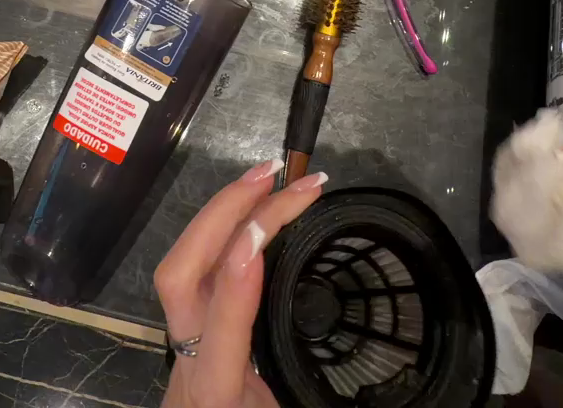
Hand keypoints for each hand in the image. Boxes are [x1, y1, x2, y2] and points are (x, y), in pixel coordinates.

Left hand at [154, 160, 327, 407]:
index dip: (233, 293)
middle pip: (181, 279)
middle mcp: (190, 362)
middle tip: (277, 177)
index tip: (257, 239)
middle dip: (222, 216)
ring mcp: (181, 341)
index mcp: (216, 398)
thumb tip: (382, 389)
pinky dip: (222, 231)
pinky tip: (253, 214)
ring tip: (267, 178)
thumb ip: (319, 389)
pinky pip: (196, 269)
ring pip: (181, 266)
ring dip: (222, 213)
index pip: (216, 344)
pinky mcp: (186, 327)